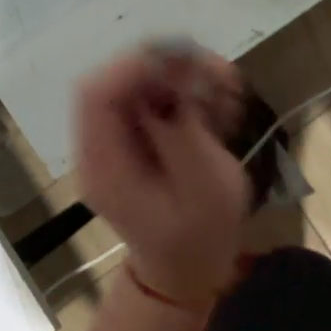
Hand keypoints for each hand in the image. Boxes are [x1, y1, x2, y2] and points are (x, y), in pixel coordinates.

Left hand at [73, 45, 249, 304]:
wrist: (189, 270)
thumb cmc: (200, 236)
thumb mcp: (204, 187)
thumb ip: (186, 131)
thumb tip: (180, 82)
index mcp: (104, 163)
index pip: (98, 94)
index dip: (137, 65)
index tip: (189, 61)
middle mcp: (103, 143)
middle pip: (123, 80)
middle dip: (174, 68)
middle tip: (224, 77)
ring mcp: (121, 138)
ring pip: (145, 82)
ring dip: (191, 78)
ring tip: (232, 99)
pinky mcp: (142, 135)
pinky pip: (160, 96)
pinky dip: (193, 93)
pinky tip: (224, 110)